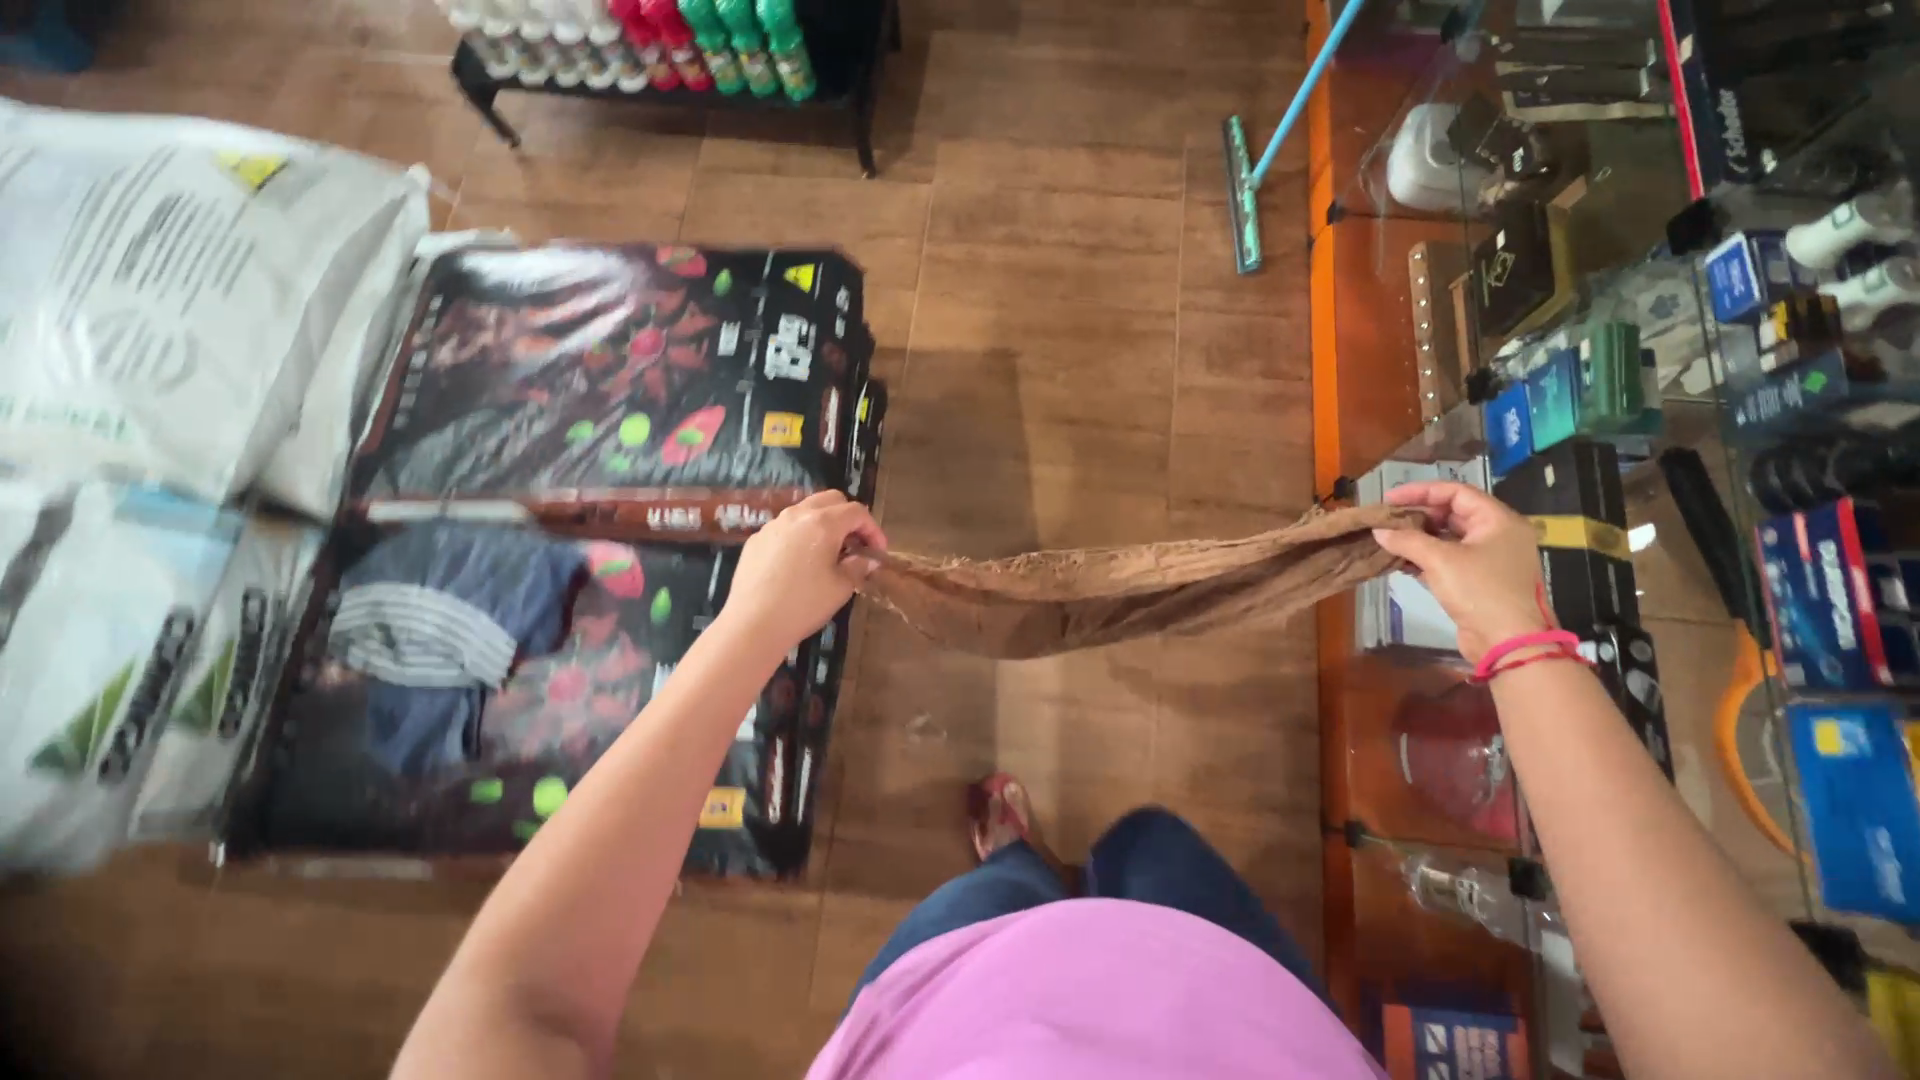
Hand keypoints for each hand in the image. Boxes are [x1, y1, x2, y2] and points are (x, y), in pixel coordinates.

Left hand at [718, 491, 886, 651]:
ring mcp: (773, 525)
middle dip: (849, 518)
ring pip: (806, 510)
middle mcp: (797, 515)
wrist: (753, 623)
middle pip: (831, 500)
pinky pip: (785, 527)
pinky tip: (799, 563)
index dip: (873, 529)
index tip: (878, 551)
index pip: (857, 512)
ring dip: (824, 524)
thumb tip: (867, 558)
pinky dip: (800, 535)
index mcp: (823, 523)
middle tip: (855, 545)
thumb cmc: (804, 605)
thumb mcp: (841, 588)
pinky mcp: (756, 539)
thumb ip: (858, 566)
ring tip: (829, 552)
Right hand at [1375, 481, 1549, 663]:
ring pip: (1448, 538)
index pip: (1457, 492)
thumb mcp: (1440, 560)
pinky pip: (1448, 559)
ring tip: (1388, 538)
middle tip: (1387, 519)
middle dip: (1418, 515)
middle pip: (1453, 514)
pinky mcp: (1478, 581)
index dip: (1421, 491)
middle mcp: (1497, 535)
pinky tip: (1400, 560)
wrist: (1508, 642)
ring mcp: (1489, 559)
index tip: (1390, 498)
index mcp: (1498, 521)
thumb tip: (1379, 531)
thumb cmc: (1480, 591)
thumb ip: (1407, 540)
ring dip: (1418, 537)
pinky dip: (1425, 557)